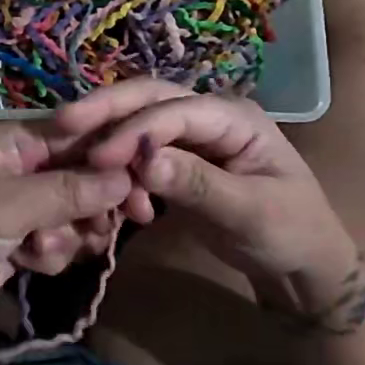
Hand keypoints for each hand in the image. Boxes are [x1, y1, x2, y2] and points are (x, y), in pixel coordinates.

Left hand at [0, 122, 131, 333]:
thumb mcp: (7, 205)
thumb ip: (67, 192)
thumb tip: (126, 178)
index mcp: (22, 141)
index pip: (84, 135)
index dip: (118, 155)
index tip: (147, 180)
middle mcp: (31, 166)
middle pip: (90, 176)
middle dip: (102, 202)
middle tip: (123, 222)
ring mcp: (29, 205)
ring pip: (81, 213)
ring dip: (72, 233)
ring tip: (44, 247)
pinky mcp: (25, 239)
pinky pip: (62, 242)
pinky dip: (53, 253)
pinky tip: (30, 261)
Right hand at [56, 80, 364, 333]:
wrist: (302, 265)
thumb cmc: (292, 232)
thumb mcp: (251, 212)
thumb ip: (198, 184)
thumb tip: (142, 161)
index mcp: (234, 117)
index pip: (176, 110)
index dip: (135, 129)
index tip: (99, 158)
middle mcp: (208, 116)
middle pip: (148, 99)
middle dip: (106, 110)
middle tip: (62, 124)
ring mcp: (190, 137)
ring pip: (136, 123)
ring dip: (108, 141)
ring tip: (83, 168)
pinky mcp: (176, 161)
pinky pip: (137, 155)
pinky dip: (120, 171)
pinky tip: (119, 201)